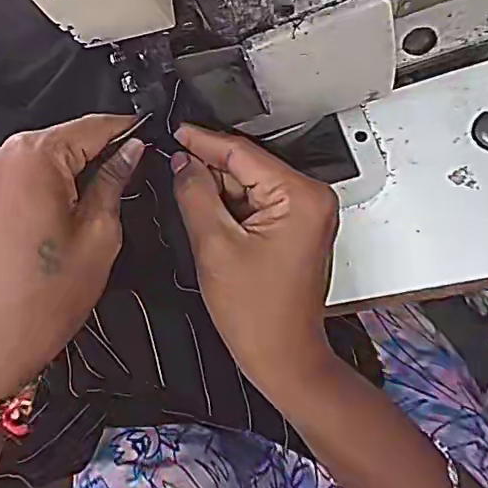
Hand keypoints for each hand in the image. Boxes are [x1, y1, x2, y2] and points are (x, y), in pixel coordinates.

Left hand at [0, 115, 143, 398]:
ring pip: (46, 154)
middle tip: (131, 173)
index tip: (148, 136)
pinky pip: (24, 172)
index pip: (93, 125)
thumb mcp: (99, 232)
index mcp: (34, 157)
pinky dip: (49, 182)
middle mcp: (3, 157)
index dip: (127, 130)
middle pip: (67, 136)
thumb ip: (115, 180)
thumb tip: (130, 151)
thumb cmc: (42, 298)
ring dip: (74, 168)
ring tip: (99, 200)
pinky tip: (67, 209)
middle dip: (101, 151)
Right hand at [169, 124, 340, 395]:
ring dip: (218, 192)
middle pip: (248, 166)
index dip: (203, 141)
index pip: (243, 152)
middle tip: (175, 174)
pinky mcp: (298, 224)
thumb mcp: (214, 246)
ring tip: (198, 217)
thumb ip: (194, 193)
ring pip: (249, 183)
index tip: (177, 132)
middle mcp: (312, 198)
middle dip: (209, 171)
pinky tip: (215, 226)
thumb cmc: (260, 315)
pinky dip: (232, 208)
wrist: (282, 355)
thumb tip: (183, 161)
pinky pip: (258, 201)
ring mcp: (308, 212)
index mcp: (301, 197)